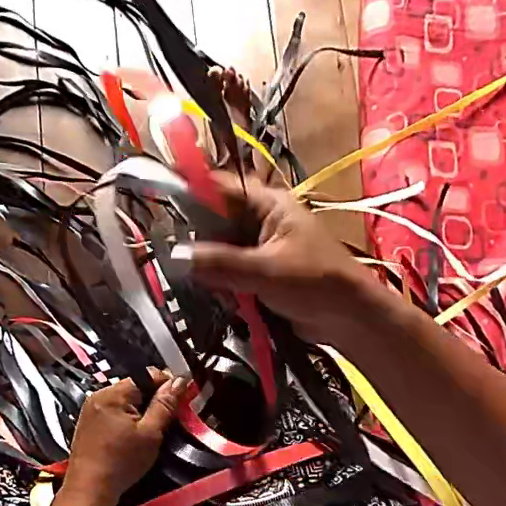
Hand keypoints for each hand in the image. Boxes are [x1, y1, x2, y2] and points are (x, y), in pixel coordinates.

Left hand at [63, 370, 188, 505]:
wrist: (90, 489)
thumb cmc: (120, 464)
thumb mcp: (150, 434)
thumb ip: (165, 405)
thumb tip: (179, 381)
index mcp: (113, 394)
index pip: (147, 375)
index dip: (167, 385)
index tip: (180, 400)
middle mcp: (99, 396)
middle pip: (136, 386)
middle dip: (153, 400)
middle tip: (165, 421)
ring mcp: (91, 409)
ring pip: (126, 400)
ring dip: (140, 411)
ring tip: (148, 432)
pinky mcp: (89, 422)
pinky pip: (114, 411)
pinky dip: (127, 419)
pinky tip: (132, 437)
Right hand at [182, 176, 375, 341]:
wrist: (350, 318)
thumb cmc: (315, 282)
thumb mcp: (264, 270)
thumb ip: (219, 263)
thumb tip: (176, 256)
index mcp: (268, 205)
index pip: (219, 187)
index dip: (188, 187)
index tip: (155, 191)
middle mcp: (262, 222)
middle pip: (214, 223)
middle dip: (200, 245)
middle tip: (184, 263)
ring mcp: (261, 249)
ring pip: (219, 253)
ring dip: (214, 273)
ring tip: (219, 290)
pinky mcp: (261, 275)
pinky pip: (230, 275)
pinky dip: (226, 288)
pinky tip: (230, 302)